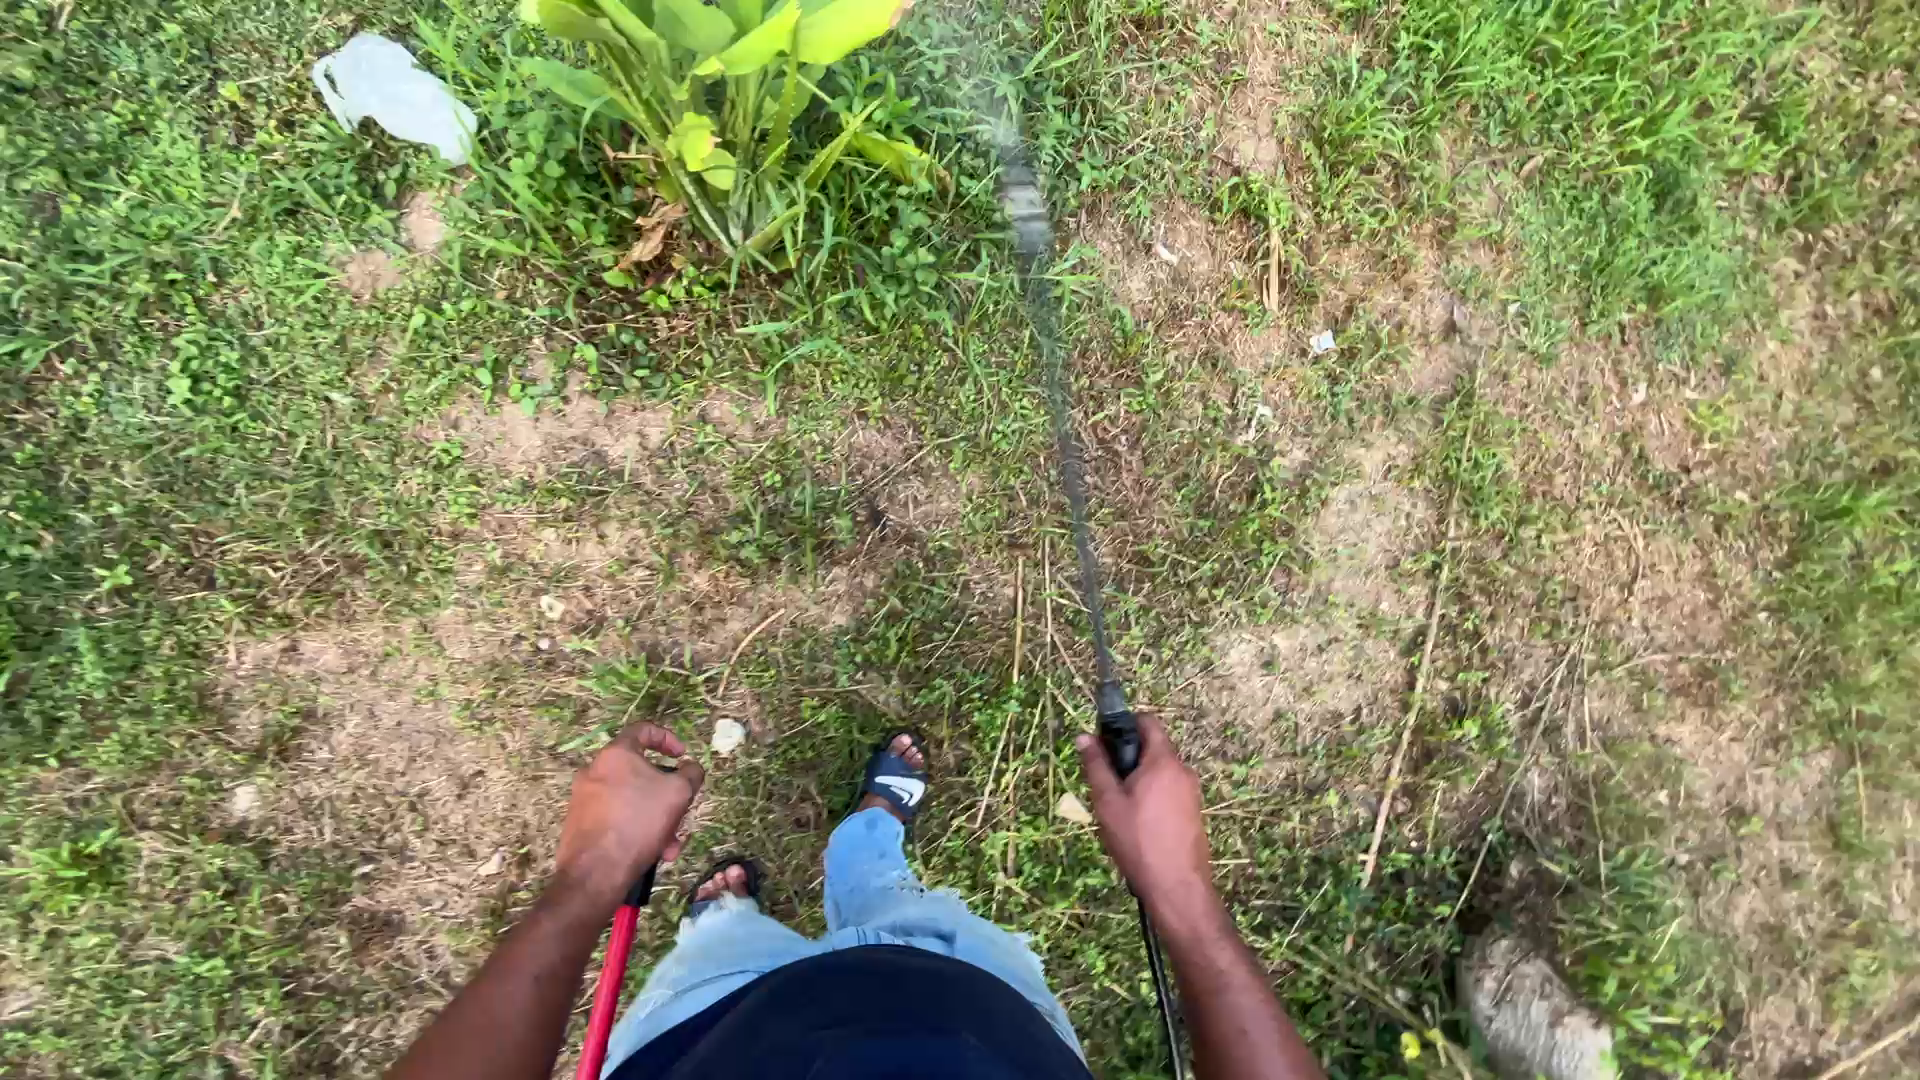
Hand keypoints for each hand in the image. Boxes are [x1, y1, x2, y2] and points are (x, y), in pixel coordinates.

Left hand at [553, 723, 705, 908]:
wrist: (594, 874)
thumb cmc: (639, 822)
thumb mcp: (679, 792)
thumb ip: (691, 773)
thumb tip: (689, 768)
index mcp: (616, 754)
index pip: (643, 730)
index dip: (668, 738)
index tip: (682, 756)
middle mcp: (594, 771)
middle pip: (641, 771)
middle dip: (667, 792)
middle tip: (681, 809)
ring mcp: (584, 800)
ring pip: (632, 799)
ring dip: (657, 817)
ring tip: (670, 844)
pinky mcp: (580, 825)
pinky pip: (618, 818)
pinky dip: (638, 829)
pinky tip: (654, 853)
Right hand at [1075, 714, 1219, 923]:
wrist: (1177, 888)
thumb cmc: (1138, 840)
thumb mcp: (1107, 801)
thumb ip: (1096, 765)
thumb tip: (1084, 736)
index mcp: (1163, 760)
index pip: (1147, 722)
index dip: (1124, 725)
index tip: (1104, 744)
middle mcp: (1182, 770)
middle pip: (1152, 747)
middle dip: (1127, 757)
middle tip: (1106, 783)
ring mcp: (1191, 793)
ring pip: (1159, 772)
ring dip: (1138, 779)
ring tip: (1118, 808)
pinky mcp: (1193, 813)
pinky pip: (1168, 791)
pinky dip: (1151, 796)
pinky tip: (1136, 824)